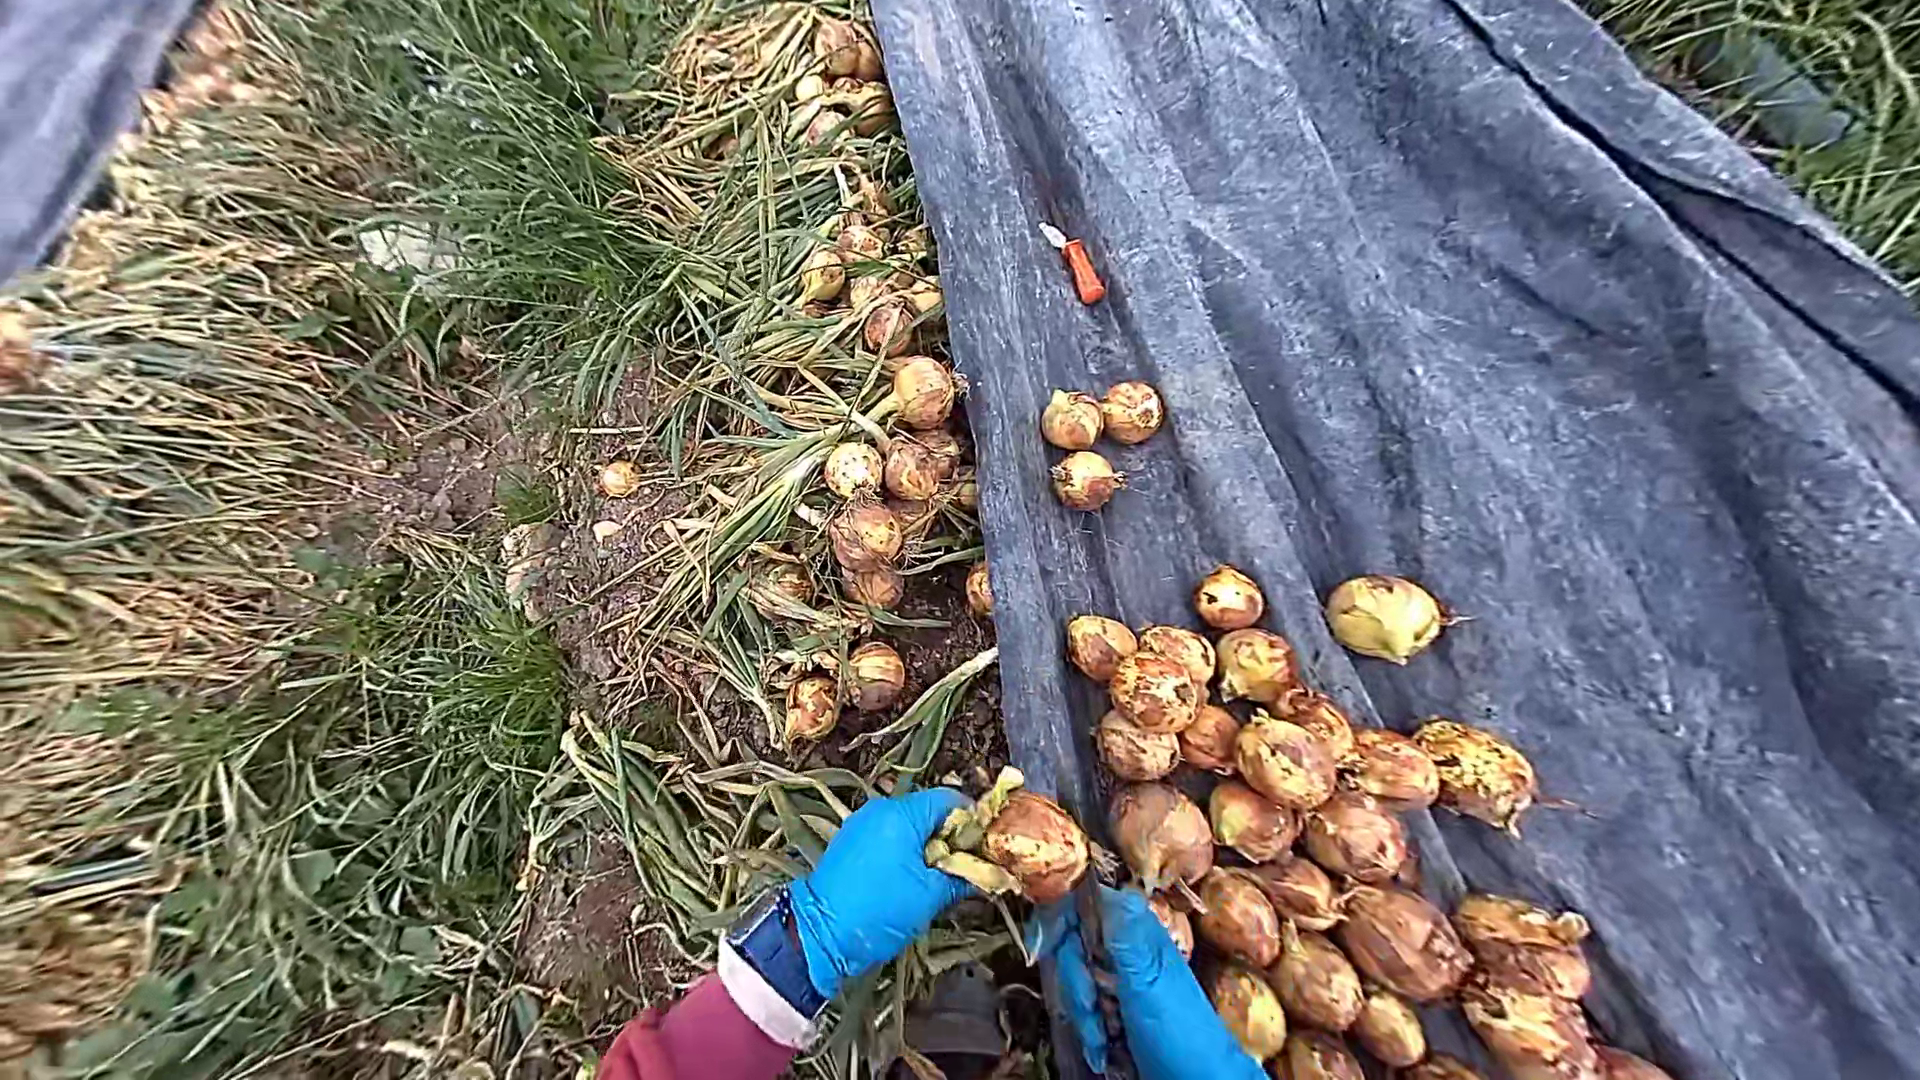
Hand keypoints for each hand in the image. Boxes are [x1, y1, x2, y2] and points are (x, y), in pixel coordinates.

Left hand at [788, 787, 975, 997]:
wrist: (818, 935)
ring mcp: (863, 822)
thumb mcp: (928, 897)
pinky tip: (911, 876)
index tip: (983, 842)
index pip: (948, 799)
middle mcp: (881, 808)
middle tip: (965, 862)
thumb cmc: (879, 909)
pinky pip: (888, 835)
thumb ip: (961, 878)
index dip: (970, 818)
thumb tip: (988, 874)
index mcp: (902, 813)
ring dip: (927, 844)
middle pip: (928, 810)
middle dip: (949, 835)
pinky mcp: (851, 840)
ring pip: (908, 824)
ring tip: (939, 875)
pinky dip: (904, 849)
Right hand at [1030, 886, 1264, 1079]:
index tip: (1051, 945)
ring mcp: (1121, 974)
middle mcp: (1125, 942)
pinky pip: (1084, 1003)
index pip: (1083, 898)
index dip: (1061, 918)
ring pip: (1075, 974)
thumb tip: (1098, 880)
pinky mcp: (1117, 1004)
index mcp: (1133, 924)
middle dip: (1075, 979)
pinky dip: (1088, 1026)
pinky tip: (1103, 1047)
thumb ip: (1121, 932)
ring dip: (1081, 1009)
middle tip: (1093, 1008)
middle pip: (1072, 940)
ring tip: (1103, 1038)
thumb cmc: (1180, 1033)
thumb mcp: (1147, 980)